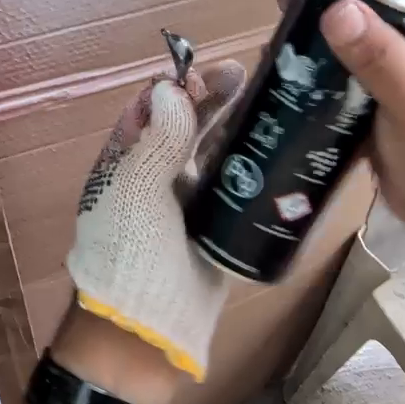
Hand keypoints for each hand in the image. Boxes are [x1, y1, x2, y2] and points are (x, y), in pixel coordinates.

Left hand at [64, 62, 246, 383]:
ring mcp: (188, 202)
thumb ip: (156, 139)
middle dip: (212, 98)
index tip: (203, 72)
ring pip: (214, 151)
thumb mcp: (136, 189)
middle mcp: (156, 175)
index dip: (176, 86)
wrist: (147, 331)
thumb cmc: (130, 253)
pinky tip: (277, 146)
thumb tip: (172, 88)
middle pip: (186, 125)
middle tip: (244, 75)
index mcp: (127, 161)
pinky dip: (252, 164)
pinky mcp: (217, 226)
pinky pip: (235, 186)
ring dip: (235, 125)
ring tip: (266, 100)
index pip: (151, 109)